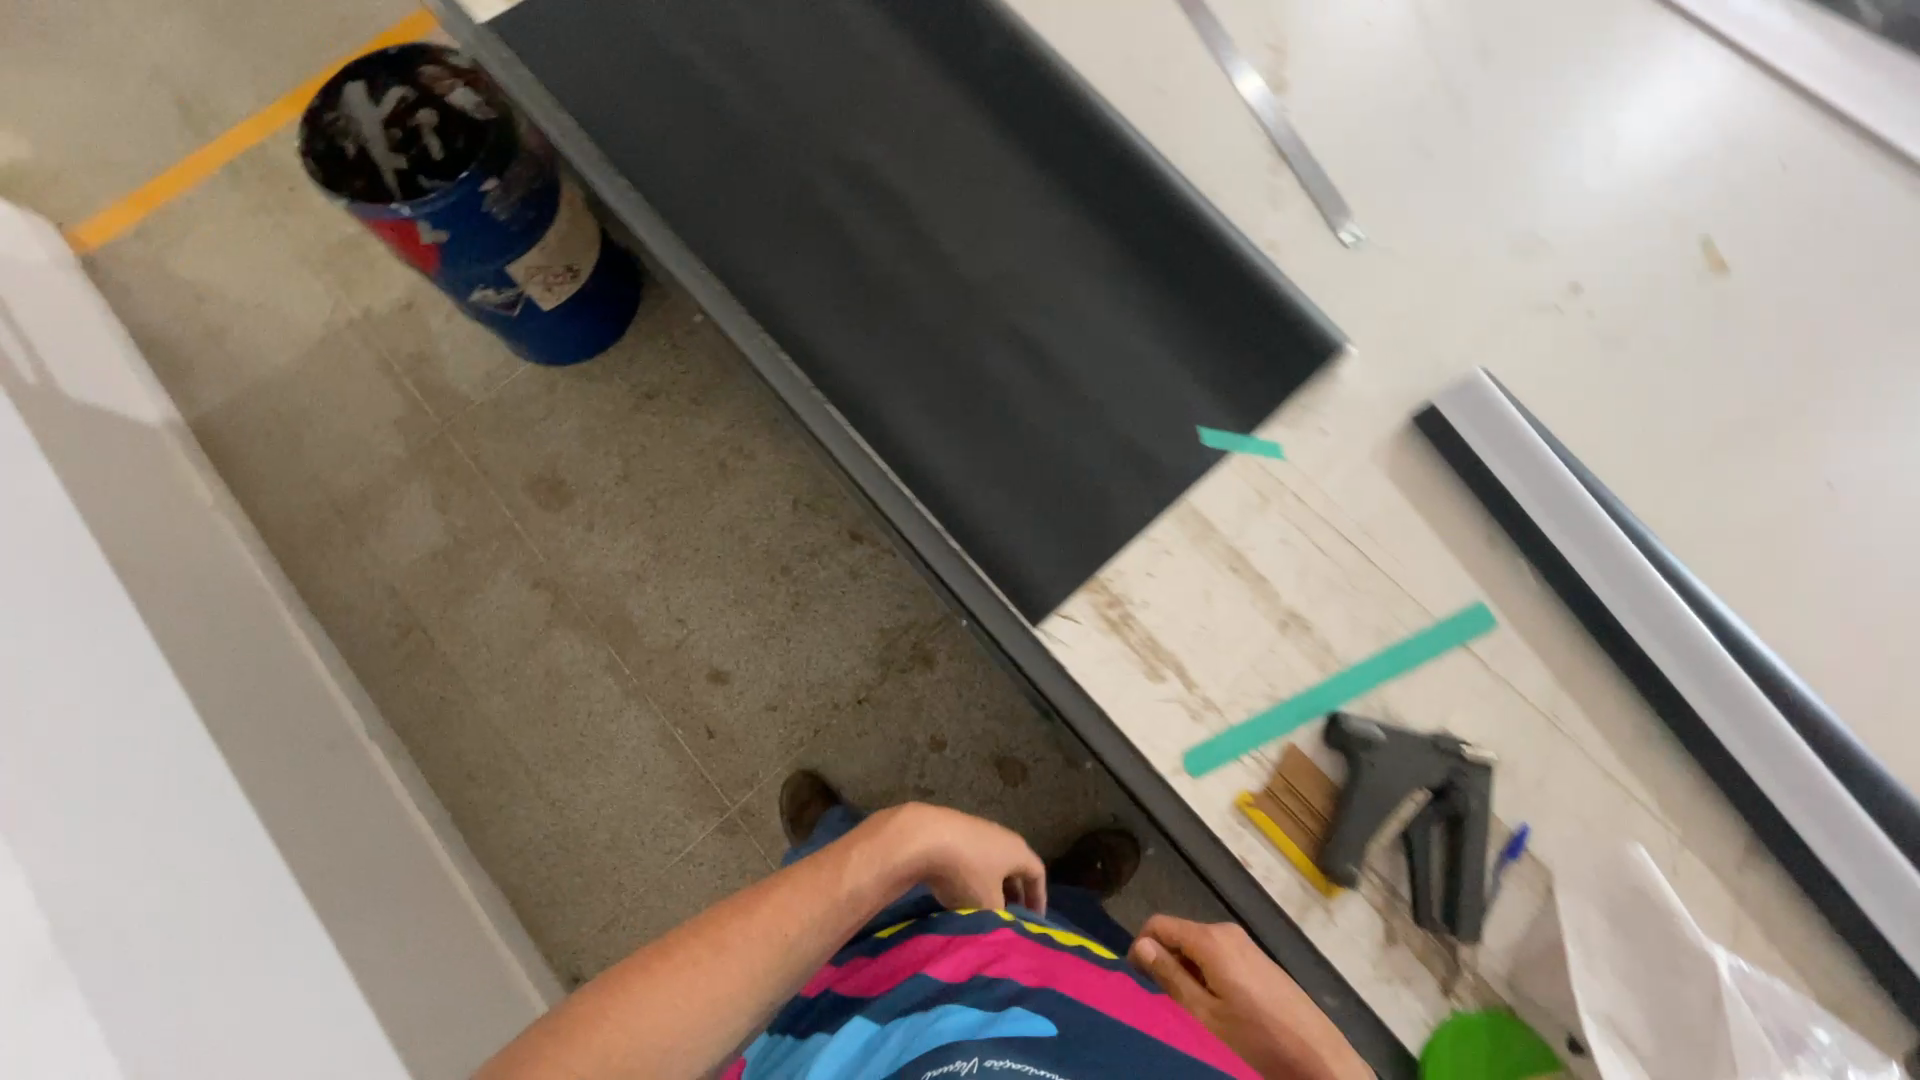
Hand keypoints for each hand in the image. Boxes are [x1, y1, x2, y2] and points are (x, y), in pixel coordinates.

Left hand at [870, 803, 1046, 914]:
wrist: (923, 837)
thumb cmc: (966, 872)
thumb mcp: (989, 905)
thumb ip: (1000, 916)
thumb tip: (999, 921)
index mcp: (1017, 850)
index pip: (1038, 874)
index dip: (1038, 899)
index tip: (1034, 922)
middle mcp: (1000, 836)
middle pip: (1013, 867)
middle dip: (1013, 894)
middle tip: (1008, 918)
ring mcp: (974, 830)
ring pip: (989, 863)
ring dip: (989, 886)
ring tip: (981, 909)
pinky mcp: (950, 831)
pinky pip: (968, 859)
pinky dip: (968, 877)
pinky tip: (955, 892)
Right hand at [1129, 916, 1371, 1079]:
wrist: (1320, 1057)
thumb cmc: (1257, 1037)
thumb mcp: (1205, 1014)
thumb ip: (1171, 976)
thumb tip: (1141, 945)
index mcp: (1210, 939)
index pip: (1159, 924)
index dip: (1142, 948)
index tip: (1139, 980)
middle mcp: (1226, 931)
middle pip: (1179, 935)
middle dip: (1166, 962)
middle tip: (1167, 1002)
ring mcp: (1245, 944)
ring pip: (1198, 948)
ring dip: (1187, 972)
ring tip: (1193, 1010)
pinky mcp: (1258, 959)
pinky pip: (1218, 956)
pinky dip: (1207, 975)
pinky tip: (1219, 1008)